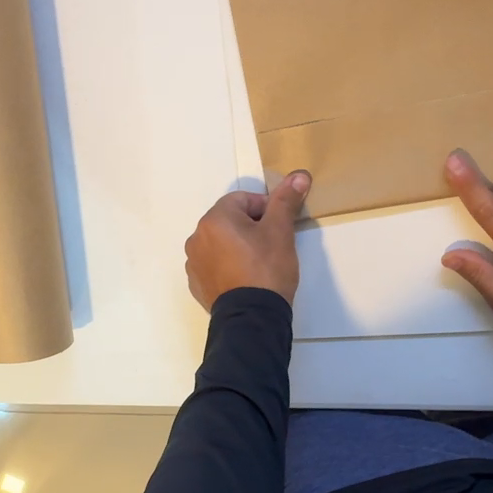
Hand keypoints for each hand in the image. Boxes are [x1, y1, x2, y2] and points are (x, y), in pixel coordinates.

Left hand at [184, 171, 311, 310]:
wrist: (252, 318)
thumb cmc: (266, 270)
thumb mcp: (281, 232)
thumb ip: (286, 201)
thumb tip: (299, 175)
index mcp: (215, 219)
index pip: (243, 200)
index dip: (266, 209)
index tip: (280, 226)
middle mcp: (197, 237)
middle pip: (229, 221)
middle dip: (251, 228)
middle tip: (272, 246)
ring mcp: (194, 263)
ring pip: (221, 244)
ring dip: (238, 247)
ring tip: (259, 265)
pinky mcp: (197, 285)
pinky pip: (214, 266)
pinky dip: (228, 267)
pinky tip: (245, 280)